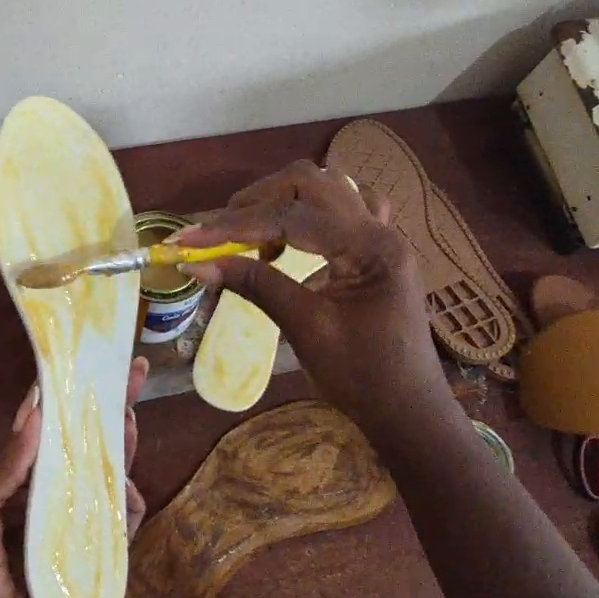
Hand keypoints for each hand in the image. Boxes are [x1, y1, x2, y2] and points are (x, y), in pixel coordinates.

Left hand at [0, 356, 149, 597]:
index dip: (61, 397)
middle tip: (132, 374)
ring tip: (129, 423)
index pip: (41, 431)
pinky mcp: (99, 558)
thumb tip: (33, 413)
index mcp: (13, 485)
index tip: (83, 362)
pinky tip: (131, 494)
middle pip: (82, 446)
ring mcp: (76, 527)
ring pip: (106, 478)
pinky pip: (122, 525)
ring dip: (121, 448)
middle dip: (105, 411)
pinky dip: (131, 506)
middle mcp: (47, 498)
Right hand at [179, 160, 447, 430]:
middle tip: (219, 231)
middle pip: (310, 184)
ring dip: (282, 201)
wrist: (409, 413)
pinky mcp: (378, 252)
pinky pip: (346, 210)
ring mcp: (384, 238)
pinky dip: (311, 214)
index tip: (189, 238)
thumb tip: (197, 266)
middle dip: (257, 200)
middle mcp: (381, 230)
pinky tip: (293, 237)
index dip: (233, 226)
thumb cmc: (362, 378)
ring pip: (327, 190)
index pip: (291, 218)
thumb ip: (256, 286)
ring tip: (252, 236)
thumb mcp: (306, 329)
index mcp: (371, 247)